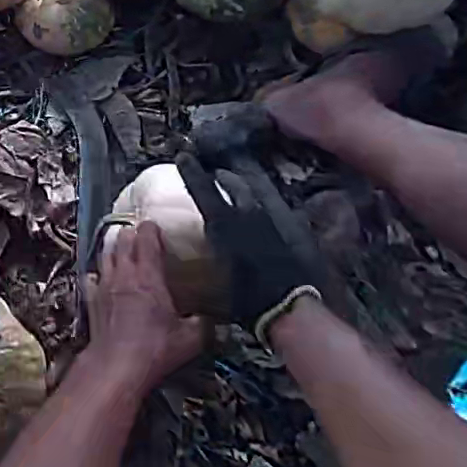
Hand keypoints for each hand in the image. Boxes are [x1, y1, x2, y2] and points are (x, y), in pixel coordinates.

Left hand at [84, 221, 203, 391]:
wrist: (116, 364)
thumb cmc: (153, 348)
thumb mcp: (189, 339)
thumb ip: (202, 326)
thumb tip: (211, 322)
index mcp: (148, 275)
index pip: (146, 238)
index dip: (151, 229)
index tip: (156, 227)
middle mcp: (123, 273)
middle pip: (123, 240)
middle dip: (132, 234)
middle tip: (141, 236)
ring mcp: (104, 283)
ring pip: (106, 253)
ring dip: (115, 248)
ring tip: (123, 249)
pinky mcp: (92, 297)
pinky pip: (93, 276)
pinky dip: (100, 272)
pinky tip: (104, 277)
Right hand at [177, 153, 322, 333]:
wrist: (289, 309)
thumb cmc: (244, 298)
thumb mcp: (211, 284)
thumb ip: (197, 269)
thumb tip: (178, 272)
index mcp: (223, 224)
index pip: (203, 190)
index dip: (192, 172)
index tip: (183, 156)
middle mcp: (246, 217)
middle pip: (235, 186)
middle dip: (223, 178)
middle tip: (215, 175)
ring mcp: (269, 225)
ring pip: (254, 198)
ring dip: (243, 192)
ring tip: (236, 194)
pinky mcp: (285, 238)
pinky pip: (268, 216)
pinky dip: (258, 213)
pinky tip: (258, 221)